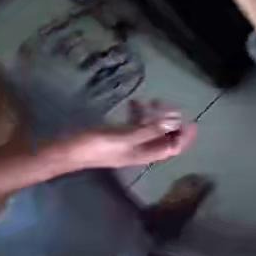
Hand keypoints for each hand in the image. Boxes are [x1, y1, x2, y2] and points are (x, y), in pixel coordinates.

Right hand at [49, 101, 197, 170]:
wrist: (63, 151)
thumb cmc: (96, 145)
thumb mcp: (127, 137)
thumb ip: (152, 130)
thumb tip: (176, 121)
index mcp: (146, 154)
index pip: (174, 148)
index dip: (185, 136)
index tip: (191, 122)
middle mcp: (141, 150)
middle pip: (164, 137)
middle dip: (169, 121)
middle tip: (166, 105)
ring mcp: (129, 143)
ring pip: (150, 129)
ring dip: (153, 115)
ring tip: (149, 101)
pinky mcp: (117, 136)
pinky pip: (134, 124)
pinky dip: (138, 114)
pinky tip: (134, 103)